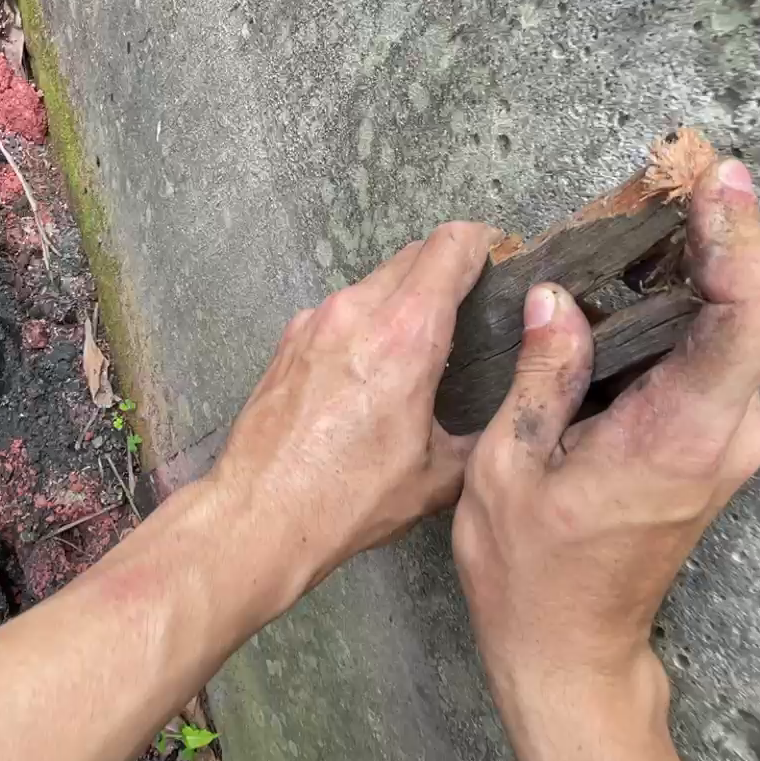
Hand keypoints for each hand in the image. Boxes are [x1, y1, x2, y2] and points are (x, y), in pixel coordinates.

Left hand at [207, 222, 498, 599]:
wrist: (259, 514)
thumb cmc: (344, 499)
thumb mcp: (436, 476)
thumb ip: (479, 433)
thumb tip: (500, 421)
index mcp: (403, 335)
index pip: (451, 246)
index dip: (481, 248)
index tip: (494, 265)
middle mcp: (353, 314)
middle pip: (410, 257)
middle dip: (441, 274)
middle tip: (459, 313)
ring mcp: (310, 325)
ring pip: (368, 286)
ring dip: (395, 303)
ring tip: (406, 353)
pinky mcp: (284, 345)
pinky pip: (333, 316)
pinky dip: (356, 329)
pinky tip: (358, 375)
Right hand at [452, 159, 759, 696]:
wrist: (567, 648)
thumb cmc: (526, 571)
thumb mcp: (507, 471)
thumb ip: (541, 378)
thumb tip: (557, 298)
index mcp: (680, 430)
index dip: (750, 234)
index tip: (710, 185)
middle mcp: (728, 430)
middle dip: (711, 242)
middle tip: (638, 205)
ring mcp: (727, 443)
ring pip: (734, 333)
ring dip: (686, 282)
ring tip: (610, 252)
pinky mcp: (710, 452)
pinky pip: (708, 365)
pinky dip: (671, 326)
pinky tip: (608, 317)